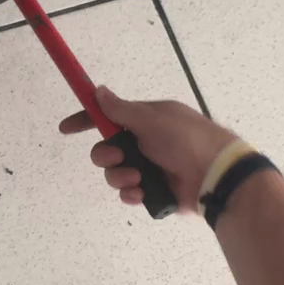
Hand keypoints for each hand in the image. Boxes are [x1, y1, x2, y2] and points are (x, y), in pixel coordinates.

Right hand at [59, 86, 236, 212]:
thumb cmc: (187, 140)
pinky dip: (131, 193)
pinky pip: (128, 192)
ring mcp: (149, 167)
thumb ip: (121, 109)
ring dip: (120, 175)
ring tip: (137, 179)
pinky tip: (141, 193)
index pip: (108, 116)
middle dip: (106, 154)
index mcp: (145, 120)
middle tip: (118, 156)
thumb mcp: (152, 120)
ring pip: (114, 172)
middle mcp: (144, 142)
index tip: (66, 128)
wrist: (217, 176)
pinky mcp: (153, 190)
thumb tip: (99, 91)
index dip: (85, 120)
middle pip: (106, 148)